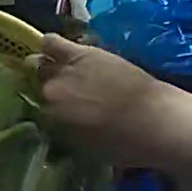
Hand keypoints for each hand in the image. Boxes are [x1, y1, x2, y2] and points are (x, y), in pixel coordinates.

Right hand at [33, 34, 187, 161]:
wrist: (152, 121)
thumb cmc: (124, 144)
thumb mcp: (88, 147)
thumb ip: (69, 131)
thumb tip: (65, 124)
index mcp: (51, 120)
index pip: (40, 112)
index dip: (49, 110)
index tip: (58, 111)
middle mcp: (50, 94)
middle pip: (39, 86)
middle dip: (46, 88)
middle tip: (62, 92)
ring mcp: (63, 72)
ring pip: (39, 62)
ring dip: (43, 65)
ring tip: (52, 66)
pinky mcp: (81, 54)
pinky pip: (52, 43)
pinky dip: (49, 44)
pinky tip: (49, 45)